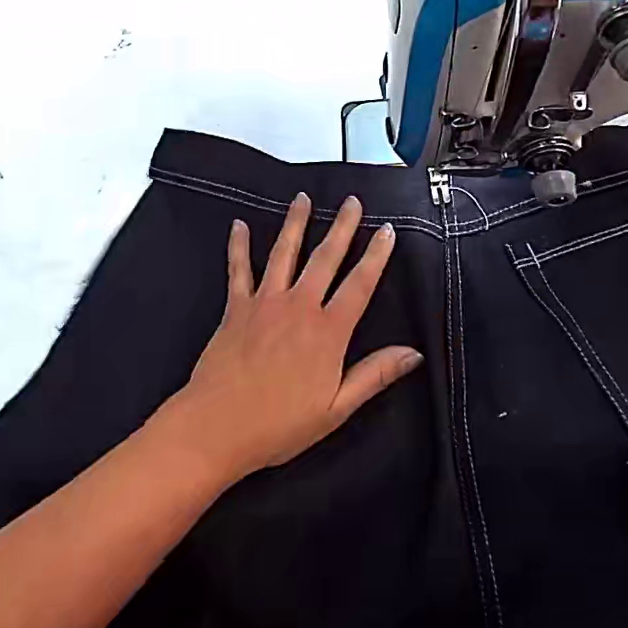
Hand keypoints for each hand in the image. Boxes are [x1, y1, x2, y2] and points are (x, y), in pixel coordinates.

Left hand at [164, 193, 419, 480]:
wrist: (213, 429)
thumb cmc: (278, 425)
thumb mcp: (336, 409)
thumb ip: (375, 375)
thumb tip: (414, 353)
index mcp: (327, 331)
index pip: (360, 284)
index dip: (376, 255)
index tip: (387, 231)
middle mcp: (299, 307)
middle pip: (326, 258)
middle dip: (342, 227)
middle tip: (353, 202)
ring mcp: (265, 303)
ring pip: (284, 253)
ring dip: (295, 223)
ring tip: (303, 199)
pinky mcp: (236, 308)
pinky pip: (238, 270)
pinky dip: (238, 246)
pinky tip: (238, 225)